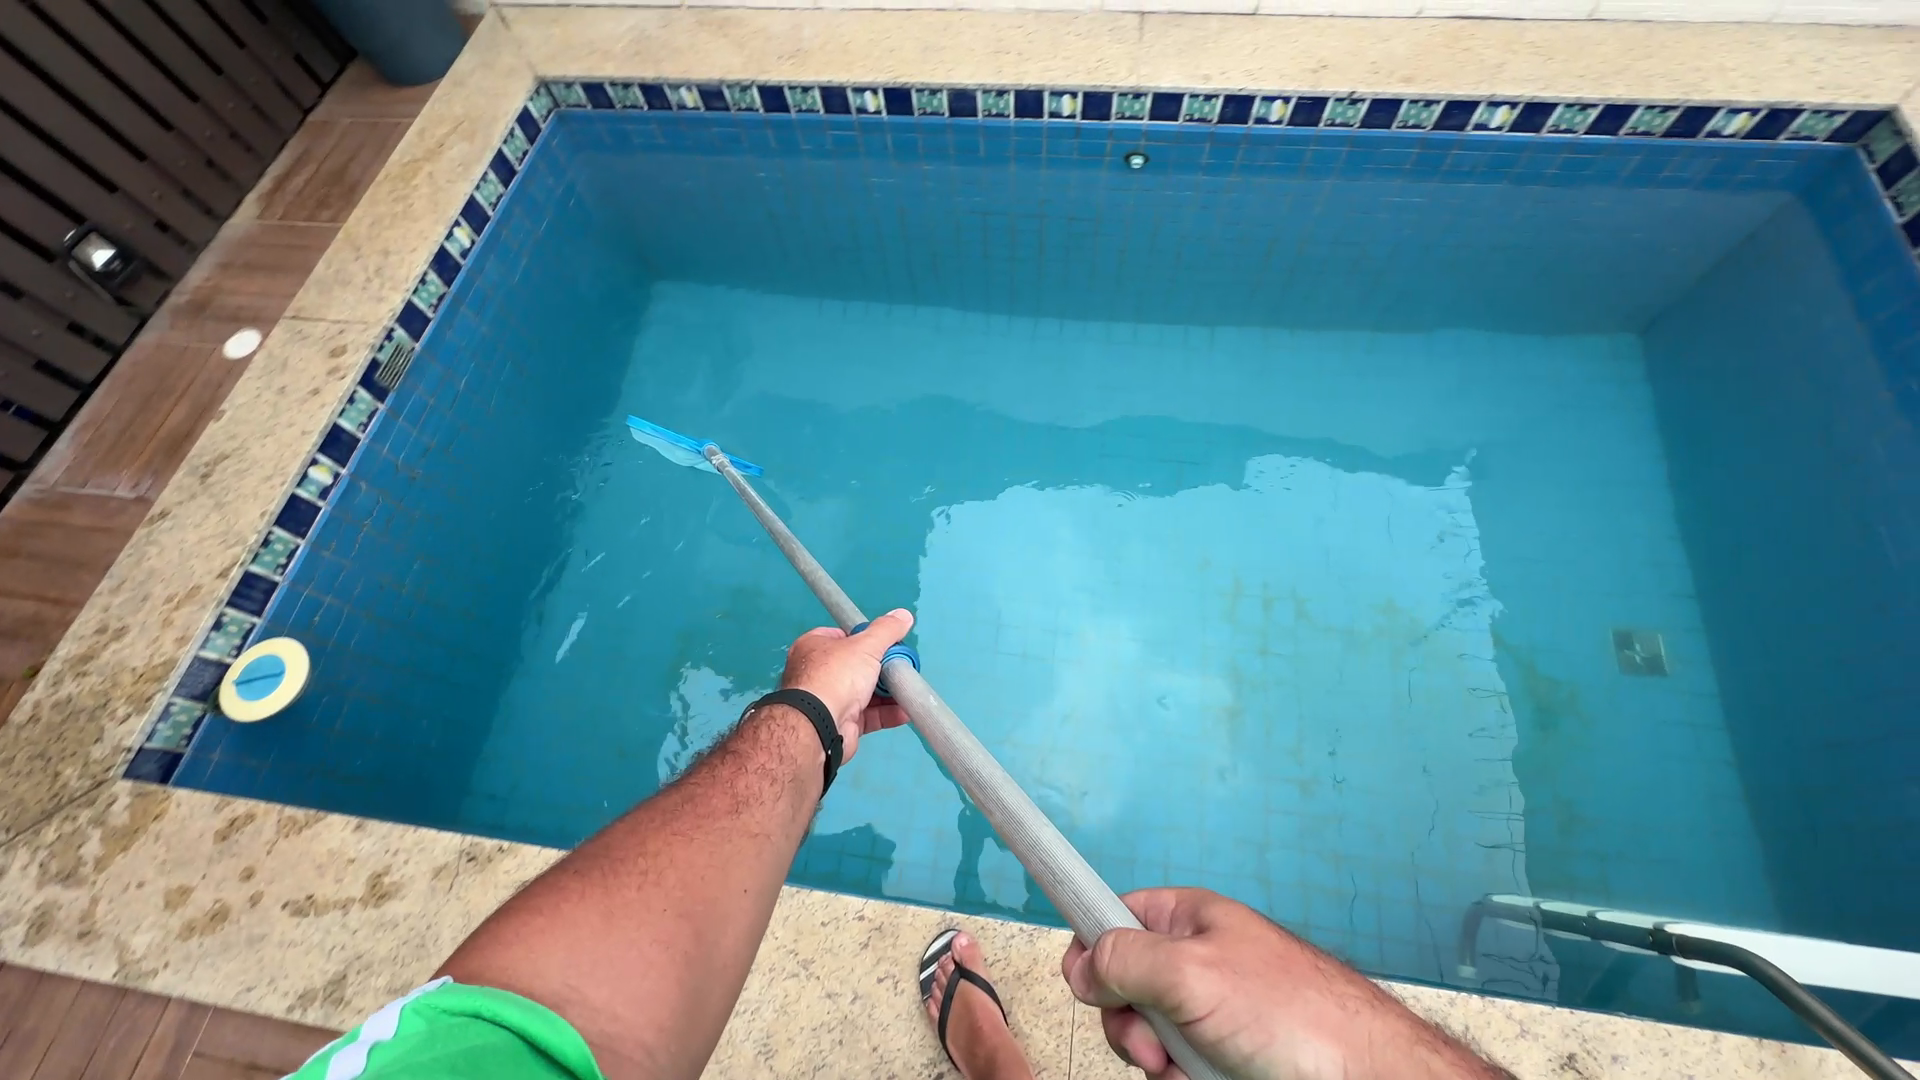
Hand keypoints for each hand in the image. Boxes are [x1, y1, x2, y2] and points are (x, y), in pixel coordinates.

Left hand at [776, 609, 914, 760]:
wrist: (820, 725)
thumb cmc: (837, 675)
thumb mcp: (866, 645)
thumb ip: (886, 630)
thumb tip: (904, 615)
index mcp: (814, 646)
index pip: (842, 636)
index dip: (865, 639)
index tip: (885, 644)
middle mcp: (817, 672)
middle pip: (856, 666)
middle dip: (880, 668)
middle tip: (901, 667)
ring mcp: (828, 700)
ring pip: (864, 693)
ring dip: (887, 693)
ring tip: (907, 688)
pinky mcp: (840, 724)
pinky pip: (867, 715)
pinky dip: (886, 714)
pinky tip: (904, 712)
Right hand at [1061, 888, 1507, 1079]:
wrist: (1367, 1078)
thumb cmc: (1286, 1012)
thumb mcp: (1191, 973)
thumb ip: (1124, 960)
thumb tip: (1078, 964)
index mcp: (1187, 919)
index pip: (1115, 916)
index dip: (1093, 946)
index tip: (1089, 986)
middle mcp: (1195, 961)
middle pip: (1124, 986)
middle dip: (1131, 1025)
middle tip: (1156, 1047)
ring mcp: (1210, 1012)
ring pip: (1149, 1036)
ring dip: (1160, 1062)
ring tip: (1194, 1072)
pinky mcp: (1224, 1058)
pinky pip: (1178, 1068)